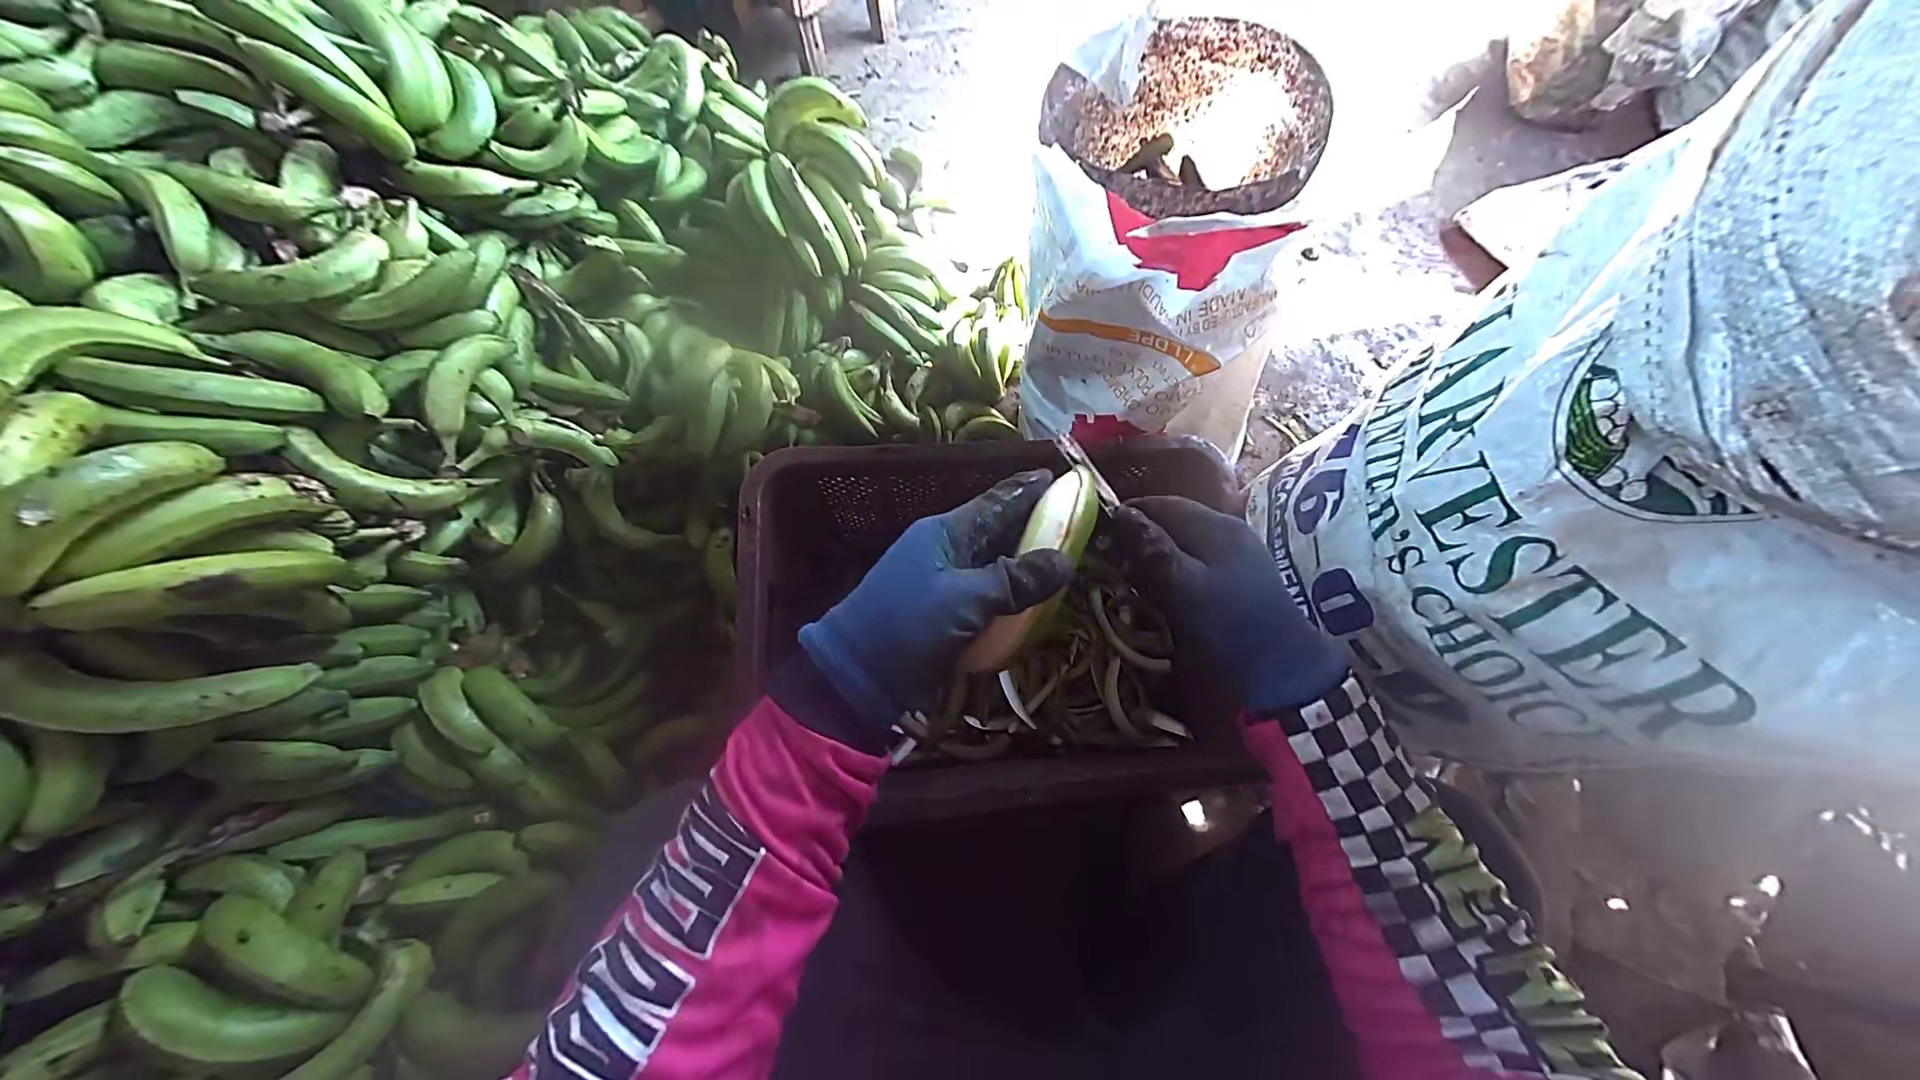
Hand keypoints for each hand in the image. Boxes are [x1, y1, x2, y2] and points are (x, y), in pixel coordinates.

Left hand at [797, 469, 1075, 748]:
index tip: (1058, 477)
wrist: (857, 674)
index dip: (1027, 489)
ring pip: (994, 562)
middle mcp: (947, 550)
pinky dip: (1011, 594)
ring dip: (1024, 562)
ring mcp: (945, 582)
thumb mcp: (964, 600)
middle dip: (1033, 525)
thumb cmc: (906, 625)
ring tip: (1064, 556)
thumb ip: (1014, 579)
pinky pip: (987, 594)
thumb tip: (1065, 560)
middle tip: (1074, 521)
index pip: (995, 501)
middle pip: (998, 529)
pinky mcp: (946, 612)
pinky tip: (1035, 599)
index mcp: (945, 532)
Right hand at [1108, 496, 1347, 711]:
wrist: (1285, 684)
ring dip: (1148, 561)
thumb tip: (1120, 514)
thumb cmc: (1231, 635)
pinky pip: (1190, 570)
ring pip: (1179, 548)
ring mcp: (1234, 563)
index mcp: (1216, 529)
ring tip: (1118, 582)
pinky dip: (1166, 579)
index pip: (1160, 505)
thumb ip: (1153, 551)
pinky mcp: (1234, 588)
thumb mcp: (1185, 591)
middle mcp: (1227, 537)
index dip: (1124, 516)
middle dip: (1134, 540)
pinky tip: (1151, 600)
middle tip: (1100, 563)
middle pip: (1170, 525)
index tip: (1092, 536)